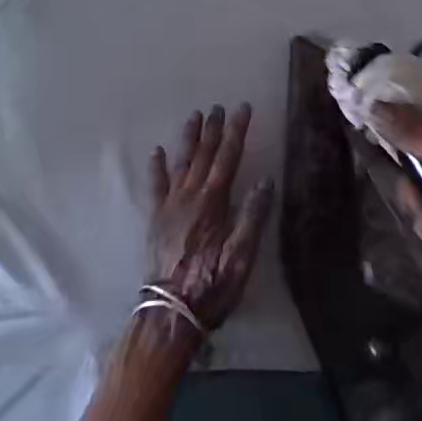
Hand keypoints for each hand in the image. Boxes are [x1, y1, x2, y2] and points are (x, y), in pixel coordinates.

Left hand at [146, 103, 273, 328]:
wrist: (169, 314)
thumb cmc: (211, 285)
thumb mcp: (241, 256)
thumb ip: (253, 216)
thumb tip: (266, 180)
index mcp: (213, 202)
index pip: (228, 157)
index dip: (237, 131)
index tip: (242, 109)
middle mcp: (190, 196)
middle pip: (204, 154)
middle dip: (213, 129)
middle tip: (218, 106)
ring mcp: (169, 206)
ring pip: (181, 163)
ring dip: (189, 138)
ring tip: (194, 116)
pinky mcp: (155, 219)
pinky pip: (155, 186)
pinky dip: (157, 166)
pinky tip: (157, 151)